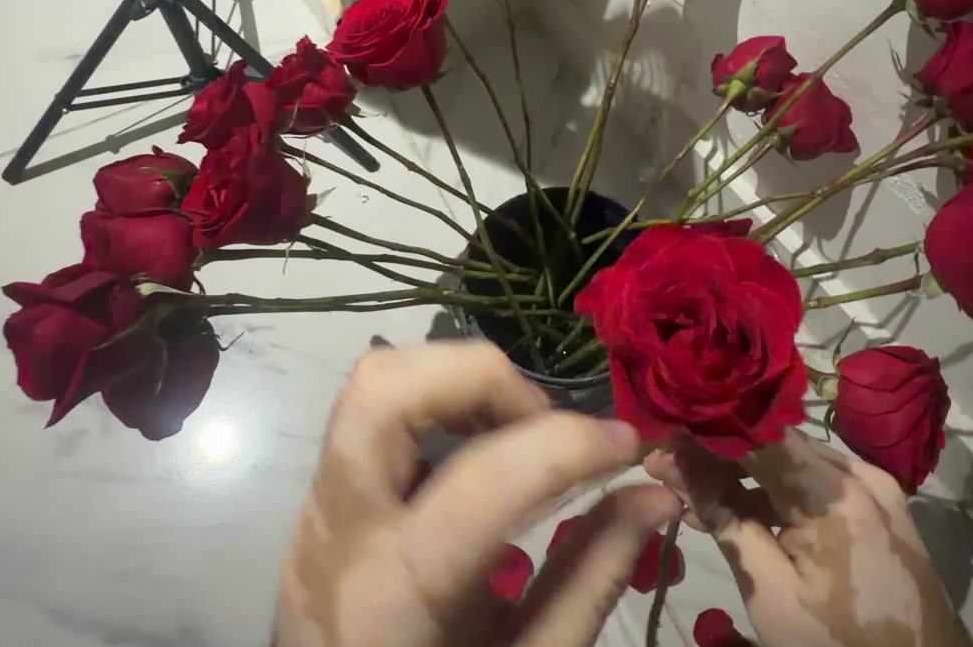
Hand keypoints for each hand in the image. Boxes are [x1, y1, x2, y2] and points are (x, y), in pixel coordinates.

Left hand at [274, 342, 681, 646]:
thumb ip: (590, 576)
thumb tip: (654, 494)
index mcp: (390, 595)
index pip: (481, 479)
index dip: (568, 443)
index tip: (627, 444)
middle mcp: (339, 529)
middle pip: (384, 387)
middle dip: (480, 376)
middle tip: (544, 421)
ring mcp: (318, 507)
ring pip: (374, 381)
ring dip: (457, 380)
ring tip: (519, 429)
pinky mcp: (321, 498)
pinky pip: (374, 413)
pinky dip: (437, 402)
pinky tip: (482, 446)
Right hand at [645, 432, 967, 646]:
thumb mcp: (769, 591)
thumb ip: (721, 515)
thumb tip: (670, 459)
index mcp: (835, 489)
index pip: (752, 429)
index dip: (700, 427)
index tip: (657, 436)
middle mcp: (858, 470)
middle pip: (770, 441)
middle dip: (715, 454)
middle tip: (665, 472)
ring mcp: (875, 487)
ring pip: (790, 459)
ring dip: (742, 475)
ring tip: (694, 499)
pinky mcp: (880, 506)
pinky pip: (815, 482)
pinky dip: (776, 493)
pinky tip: (741, 514)